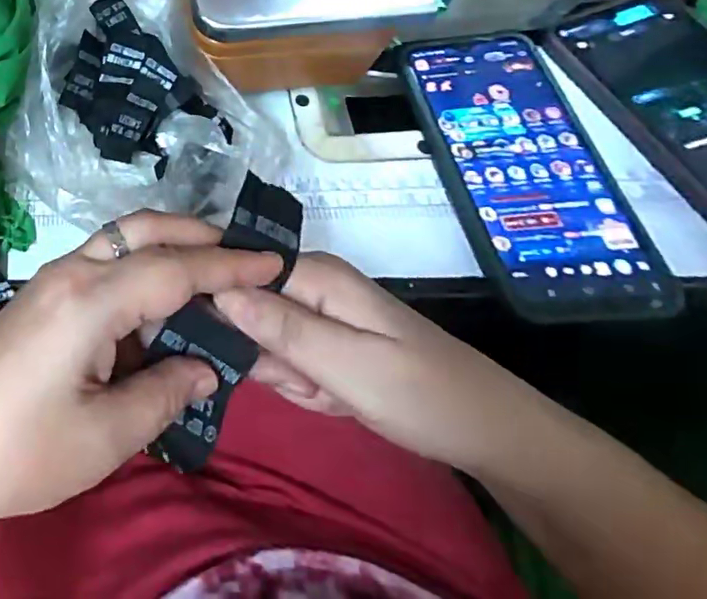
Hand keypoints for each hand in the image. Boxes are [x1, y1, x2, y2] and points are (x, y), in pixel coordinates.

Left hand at [0, 213, 281, 542]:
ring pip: (118, 245)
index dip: (229, 264)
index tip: (276, 261)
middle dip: (196, 234)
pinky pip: (98, 269)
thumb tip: (204, 366)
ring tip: (210, 285)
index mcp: (89, 298)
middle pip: (142, 231)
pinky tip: (154, 314)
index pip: (174, 268)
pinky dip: (136, 276)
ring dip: (165, 253)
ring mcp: (47, 281)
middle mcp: (69, 272)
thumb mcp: (105, 436)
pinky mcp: (37, 300)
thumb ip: (164, 392)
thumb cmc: (20, 451)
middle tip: (244, 254)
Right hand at [214, 252, 564, 477]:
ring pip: (262, 340)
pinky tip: (333, 398)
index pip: (237, 272)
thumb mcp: (349, 366)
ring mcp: (315, 313)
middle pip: (245, 310)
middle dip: (267, 355)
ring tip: (330, 393)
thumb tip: (219, 290)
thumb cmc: (422, 395)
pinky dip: (302, 385)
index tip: (255, 352)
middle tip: (310, 382)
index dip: (228, 311)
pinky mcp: (321, 339)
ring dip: (288, 375)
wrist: (487, 433)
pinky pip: (284, 359)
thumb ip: (282, 328)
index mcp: (315, 274)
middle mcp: (309, 283)